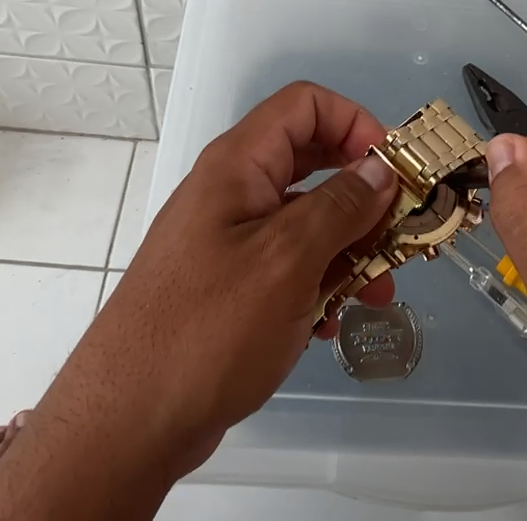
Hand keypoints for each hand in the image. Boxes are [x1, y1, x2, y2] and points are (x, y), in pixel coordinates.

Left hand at [0, 82, 398, 520]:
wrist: (127, 421)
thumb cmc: (209, 328)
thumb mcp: (288, 260)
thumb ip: (340, 207)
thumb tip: (379, 169)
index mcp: (239, 164)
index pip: (305, 104)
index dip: (355, 122)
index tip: (393, 169)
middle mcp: (232, 190)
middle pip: (310, 161)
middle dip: (361, 193)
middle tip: (399, 231)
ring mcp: (227, 238)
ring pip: (303, 218)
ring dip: (347, 247)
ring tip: (377, 294)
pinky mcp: (227, 284)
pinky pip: (285, 263)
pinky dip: (316, 282)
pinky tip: (329, 323)